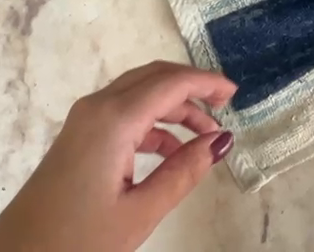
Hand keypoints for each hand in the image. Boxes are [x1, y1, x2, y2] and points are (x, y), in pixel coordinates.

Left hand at [0, 61, 237, 251]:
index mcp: (114, 118)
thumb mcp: (139, 213)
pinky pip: (124, 112)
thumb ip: (183, 172)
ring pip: (139, 93)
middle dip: (191, 87)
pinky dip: (152, 123)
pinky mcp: (79, 136)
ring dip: (173, 107)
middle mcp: (98, 105)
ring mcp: (85, 119)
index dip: (205, 82)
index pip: (170, 83)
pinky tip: (172, 152)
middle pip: (154, 78)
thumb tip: (221, 140)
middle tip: (225, 106)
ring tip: (205, 136)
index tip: (235, 93)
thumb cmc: (79, 239)